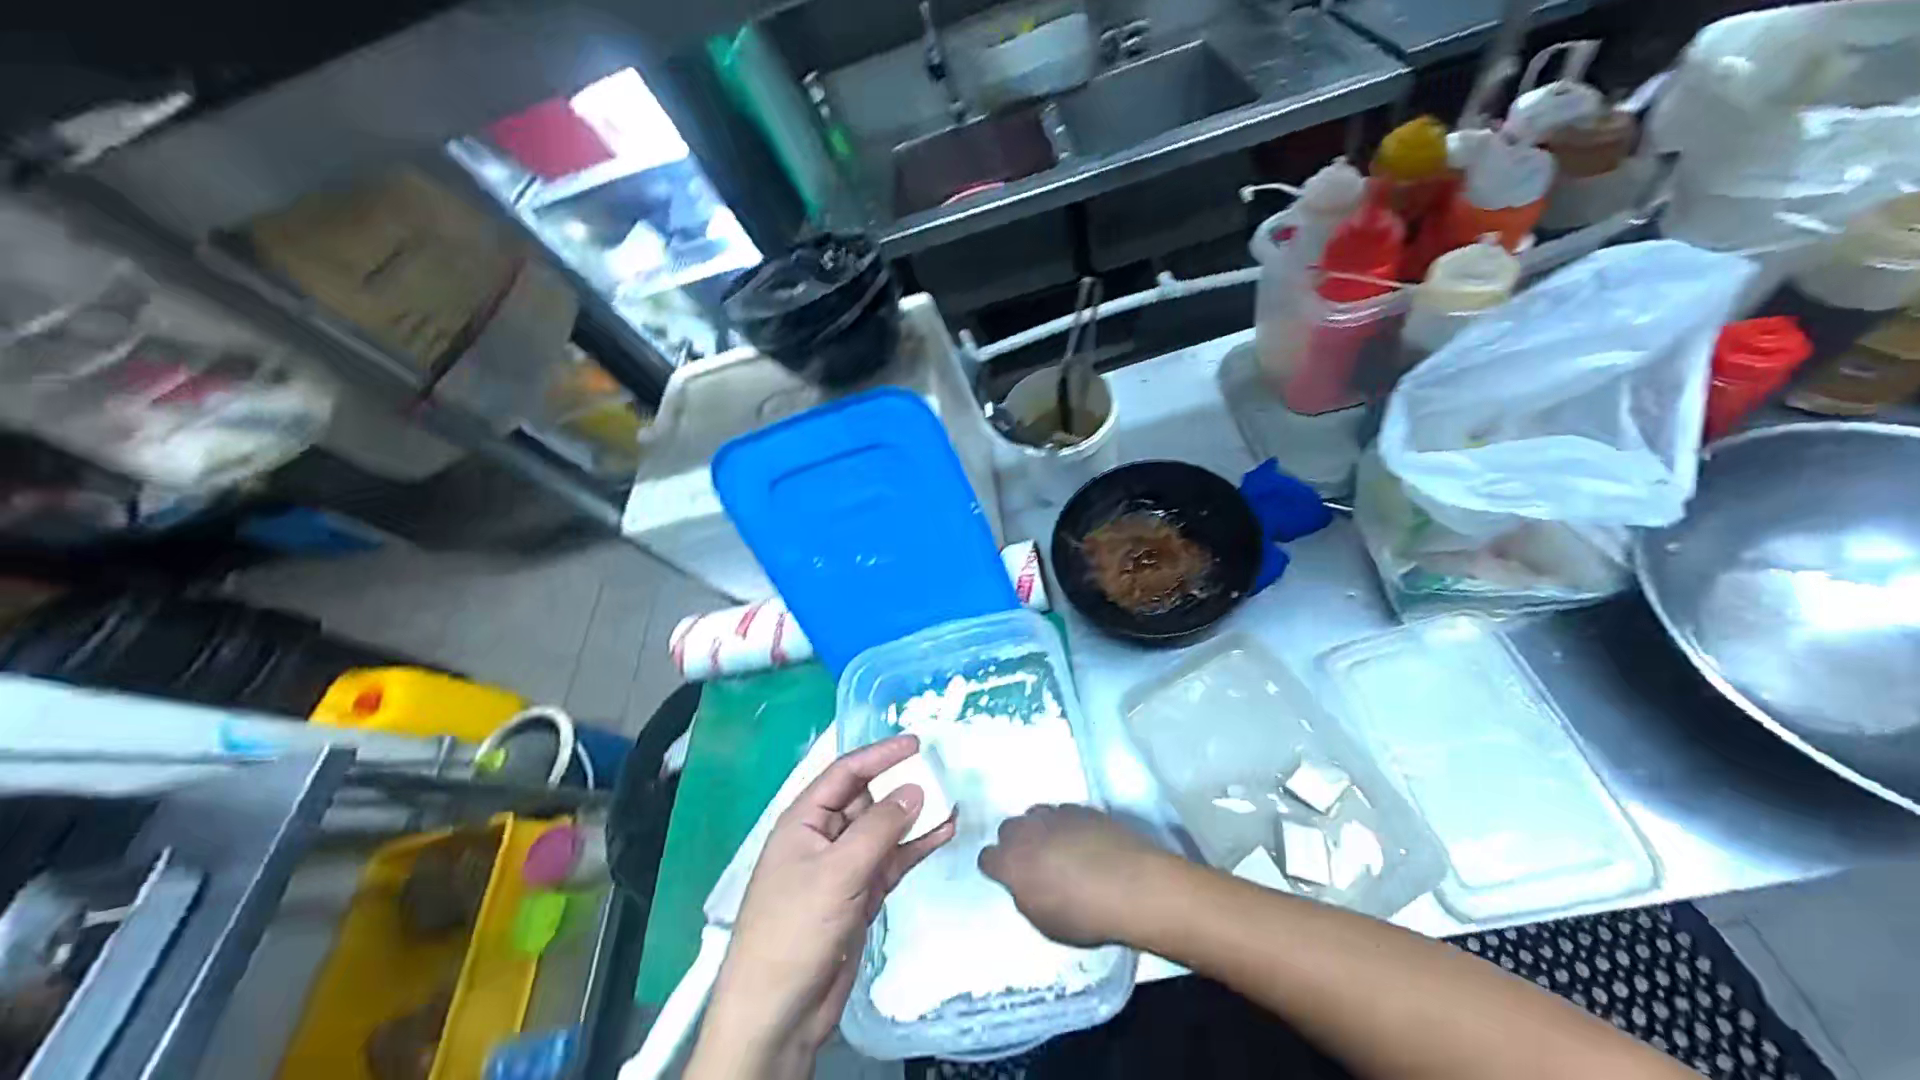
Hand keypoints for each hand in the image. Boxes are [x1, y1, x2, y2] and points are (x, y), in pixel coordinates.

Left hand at [688, 735, 955, 1079]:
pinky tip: (942, 834)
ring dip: (915, 817)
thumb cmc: (796, 929)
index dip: (879, 755)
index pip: (845, 774)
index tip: (916, 743)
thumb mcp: (838, 871)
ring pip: (884, 830)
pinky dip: (915, 847)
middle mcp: (824, 837)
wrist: (779, 1011)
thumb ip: (879, 828)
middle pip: (867, 799)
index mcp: (804, 821)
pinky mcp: (859, 895)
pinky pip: (891, 860)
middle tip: (941, 771)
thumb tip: (915, 789)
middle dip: (901, 785)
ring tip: (951, 800)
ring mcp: (843, 867)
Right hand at [977, 804, 1170, 947]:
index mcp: (1011, 862)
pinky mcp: (1082, 808)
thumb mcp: (1044, 922)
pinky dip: (1067, 825)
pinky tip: (1084, 842)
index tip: (1010, 878)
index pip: (987, 858)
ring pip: (1036, 815)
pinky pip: (1064, 813)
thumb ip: (1024, 896)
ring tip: (1061, 850)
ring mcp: (1056, 814)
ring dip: (1041, 830)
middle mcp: (1027, 831)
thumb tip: (1023, 883)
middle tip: (1034, 863)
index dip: (997, 868)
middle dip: (1016, 843)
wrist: (1133, 886)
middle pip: (1008, 829)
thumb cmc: (1086, 916)